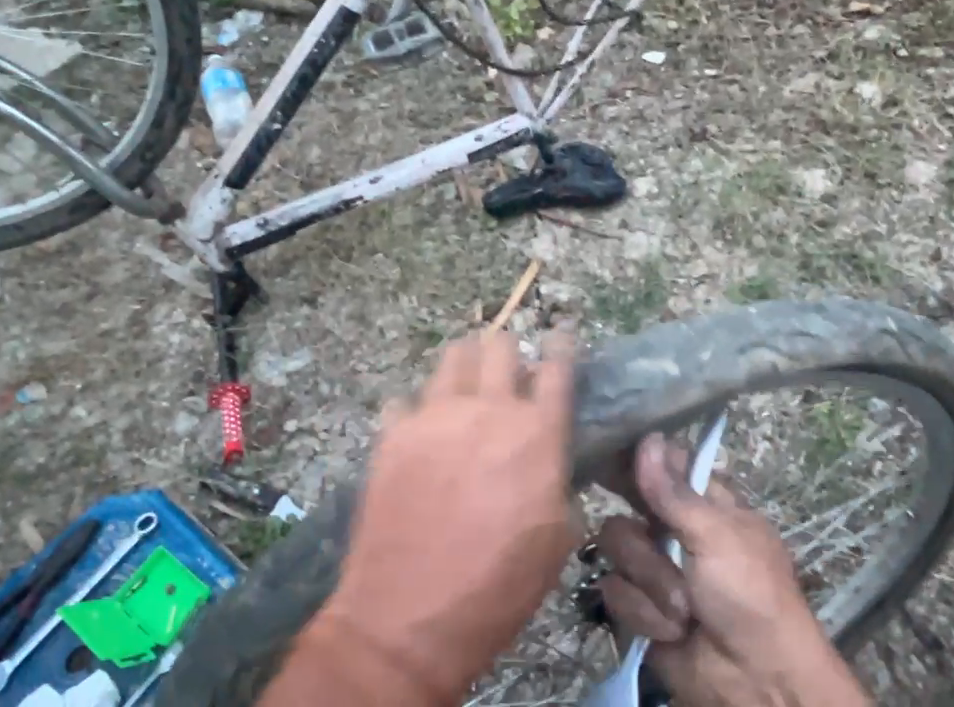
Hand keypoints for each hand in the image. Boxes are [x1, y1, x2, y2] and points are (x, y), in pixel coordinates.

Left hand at [315, 327, 578, 701]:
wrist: (408, 620)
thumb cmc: (498, 588)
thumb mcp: (557, 541)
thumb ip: (557, 483)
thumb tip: (548, 461)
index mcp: (536, 435)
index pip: (557, 367)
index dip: (562, 343)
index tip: (562, 333)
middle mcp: (488, 412)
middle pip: (500, 346)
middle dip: (509, 350)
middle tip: (509, 370)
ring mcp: (435, 418)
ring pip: (452, 357)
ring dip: (465, 363)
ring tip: (465, 384)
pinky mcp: (392, 435)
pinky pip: (404, 399)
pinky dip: (416, 408)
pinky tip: (419, 429)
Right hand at [593, 433, 871, 706]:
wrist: (755, 680)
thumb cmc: (750, 594)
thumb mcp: (718, 535)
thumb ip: (674, 492)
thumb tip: (648, 437)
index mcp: (704, 503)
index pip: (660, 466)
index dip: (636, 462)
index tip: (612, 461)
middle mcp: (675, 530)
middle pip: (628, 508)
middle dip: (647, 543)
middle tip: (661, 545)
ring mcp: (655, 570)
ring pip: (618, 552)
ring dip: (652, 585)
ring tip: (685, 611)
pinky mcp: (639, 608)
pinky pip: (615, 593)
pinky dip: (645, 615)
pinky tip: (672, 631)